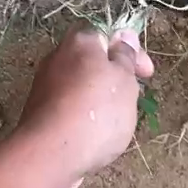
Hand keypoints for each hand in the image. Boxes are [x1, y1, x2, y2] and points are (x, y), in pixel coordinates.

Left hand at [13, 27, 154, 185]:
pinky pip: (70, 106)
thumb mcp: (124, 79)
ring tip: (116, 122)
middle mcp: (57, 57)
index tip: (147, 73)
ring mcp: (45, 85)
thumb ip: (125, 56)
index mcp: (79, 41)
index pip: (107, 33)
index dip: (131, 50)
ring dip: (101, 98)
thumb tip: (124, 36)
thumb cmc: (96, 111)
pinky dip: (85, 116)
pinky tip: (95, 135)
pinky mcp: (41, 112)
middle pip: (93, 60)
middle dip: (116, 77)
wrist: (50, 153)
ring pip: (82, 85)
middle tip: (132, 98)